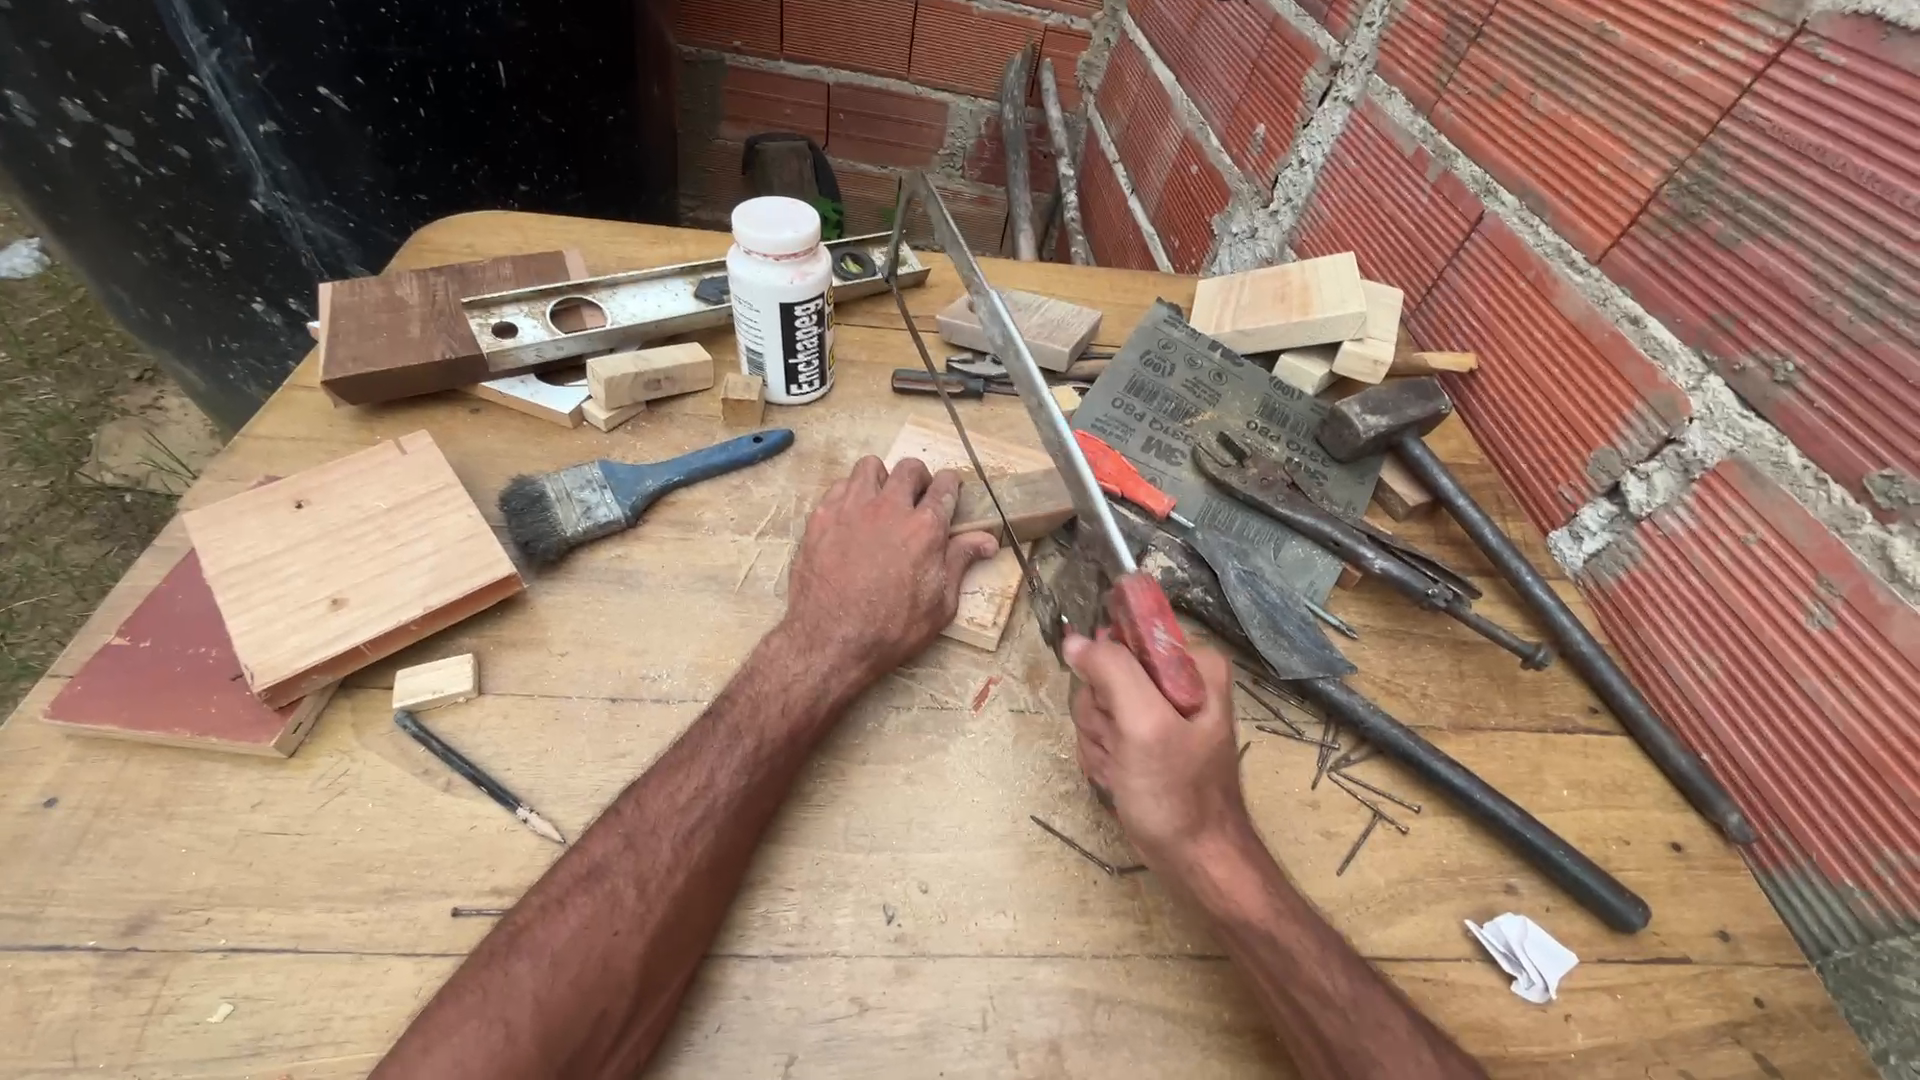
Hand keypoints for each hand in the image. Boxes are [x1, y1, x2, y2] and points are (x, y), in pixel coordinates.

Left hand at [785, 456, 999, 684]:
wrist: (832, 641)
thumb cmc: (892, 630)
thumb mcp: (940, 605)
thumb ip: (961, 562)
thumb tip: (987, 541)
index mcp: (925, 528)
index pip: (945, 486)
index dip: (951, 486)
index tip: (949, 492)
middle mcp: (890, 509)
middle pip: (910, 469)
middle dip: (919, 478)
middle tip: (917, 498)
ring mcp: (852, 509)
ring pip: (870, 467)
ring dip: (882, 479)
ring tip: (881, 501)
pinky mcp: (821, 517)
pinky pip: (839, 486)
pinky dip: (850, 494)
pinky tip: (851, 516)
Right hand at [1064, 634, 1248, 870]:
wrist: (1195, 860)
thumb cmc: (1178, 795)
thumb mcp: (1144, 725)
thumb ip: (1111, 672)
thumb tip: (1074, 641)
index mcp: (1193, 663)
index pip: (1127, 634)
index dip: (1110, 668)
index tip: (1117, 705)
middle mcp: (1177, 679)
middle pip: (1104, 671)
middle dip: (1102, 714)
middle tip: (1123, 745)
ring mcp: (1156, 710)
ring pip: (1095, 704)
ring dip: (1100, 741)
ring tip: (1125, 768)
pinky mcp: (1140, 738)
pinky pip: (1099, 730)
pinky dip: (1102, 757)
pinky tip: (1121, 778)